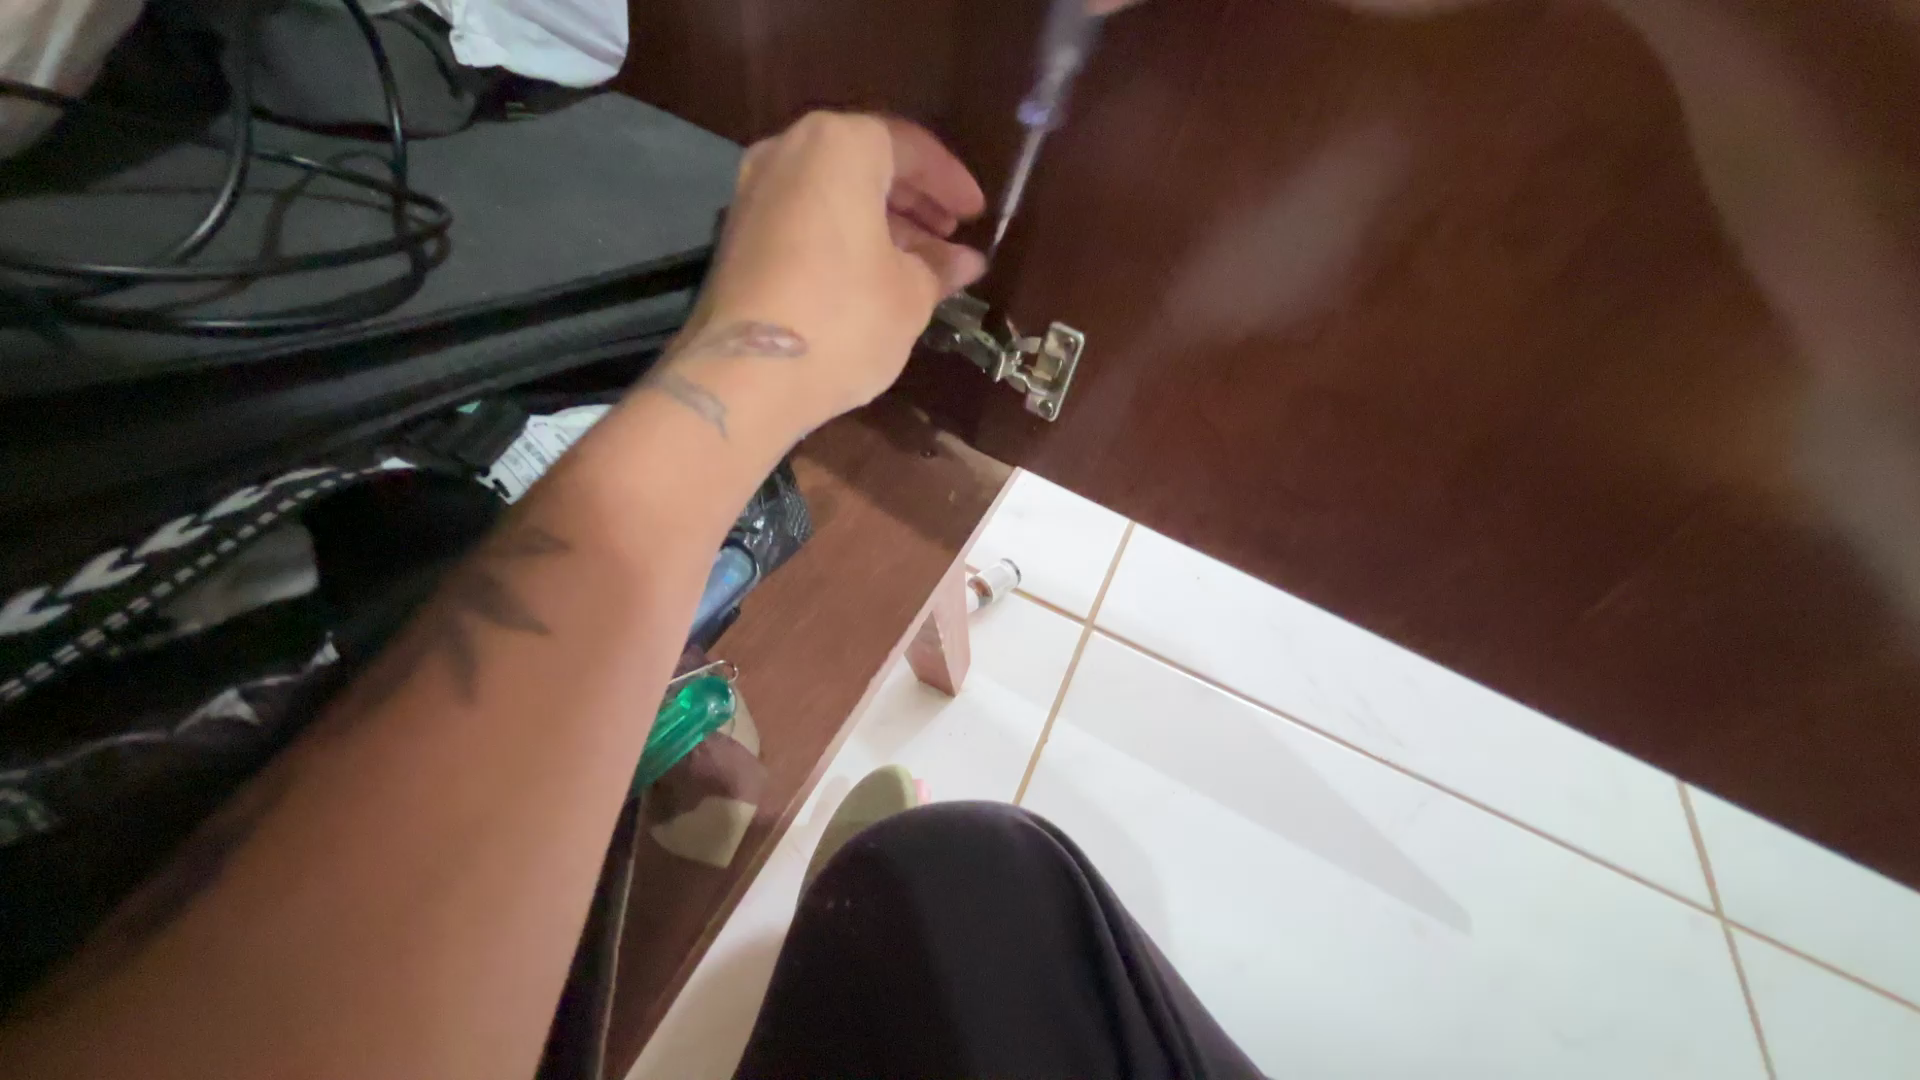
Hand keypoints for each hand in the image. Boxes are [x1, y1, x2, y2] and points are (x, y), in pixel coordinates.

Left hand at [679, 112, 986, 428]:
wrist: (746, 376)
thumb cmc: (844, 320)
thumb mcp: (910, 295)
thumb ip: (940, 267)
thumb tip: (966, 261)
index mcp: (838, 147)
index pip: (909, 146)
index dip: (951, 181)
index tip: (977, 214)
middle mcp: (788, 152)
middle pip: (866, 164)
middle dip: (914, 201)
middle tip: (949, 235)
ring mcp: (754, 194)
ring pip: (833, 193)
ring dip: (881, 222)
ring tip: (919, 263)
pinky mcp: (738, 237)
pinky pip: (806, 220)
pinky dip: (844, 238)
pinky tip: (872, 277)